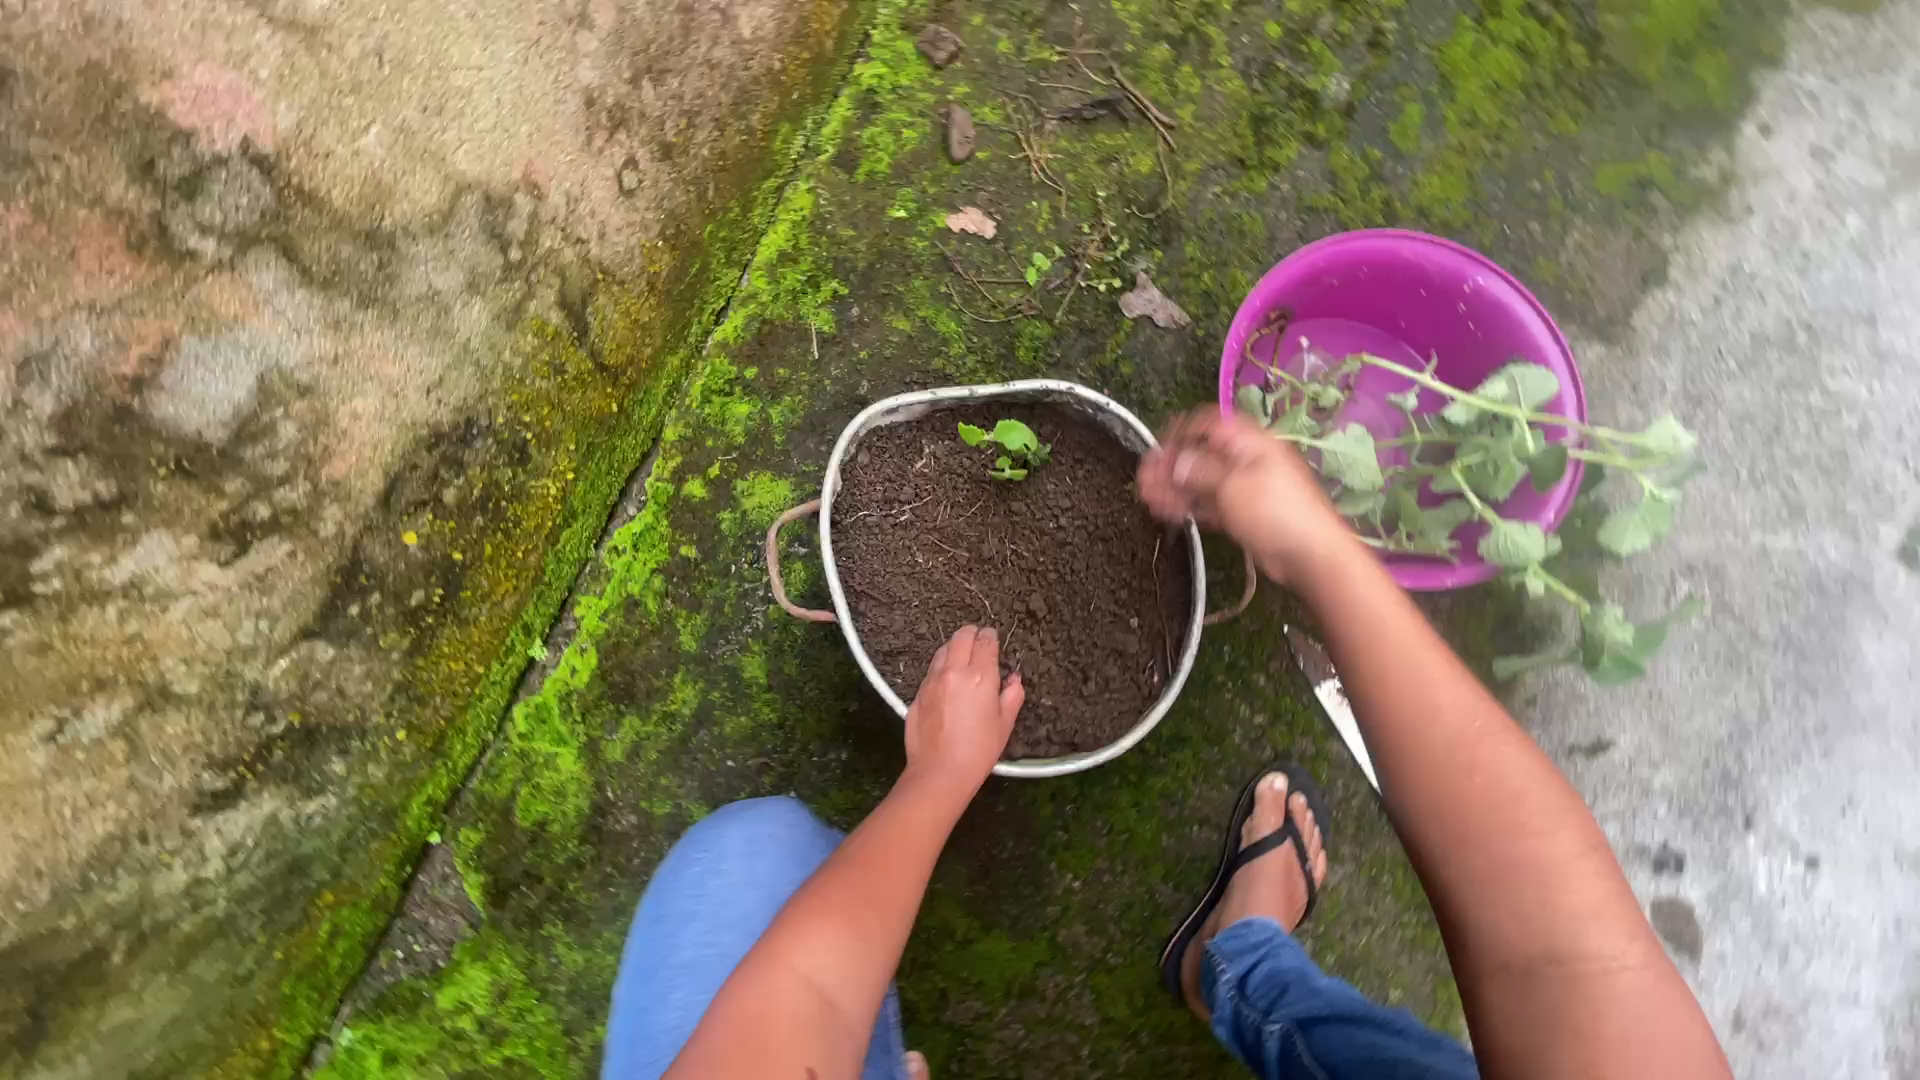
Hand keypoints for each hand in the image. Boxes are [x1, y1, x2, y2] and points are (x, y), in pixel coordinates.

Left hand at [902, 625, 1023, 799]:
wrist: (939, 772)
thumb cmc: (979, 751)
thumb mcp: (1004, 724)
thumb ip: (1012, 696)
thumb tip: (1014, 679)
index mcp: (980, 676)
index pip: (985, 641)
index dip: (990, 636)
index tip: (992, 638)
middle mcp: (954, 671)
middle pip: (961, 636)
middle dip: (971, 634)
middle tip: (978, 640)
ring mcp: (932, 680)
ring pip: (942, 649)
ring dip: (954, 647)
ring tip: (962, 657)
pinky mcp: (918, 692)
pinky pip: (931, 669)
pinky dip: (941, 666)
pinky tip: (947, 679)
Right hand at [1137, 407, 1355, 585]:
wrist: (1309, 554)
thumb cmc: (1276, 512)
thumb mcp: (1233, 486)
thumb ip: (1200, 471)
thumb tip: (1174, 460)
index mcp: (1250, 444)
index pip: (1211, 425)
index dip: (1183, 431)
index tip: (1158, 446)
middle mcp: (1245, 461)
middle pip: (1202, 455)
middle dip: (1171, 464)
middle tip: (1144, 477)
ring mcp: (1242, 488)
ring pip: (1201, 482)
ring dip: (1174, 487)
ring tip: (1146, 496)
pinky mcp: (1240, 512)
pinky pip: (1208, 503)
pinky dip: (1188, 505)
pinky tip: (1166, 511)